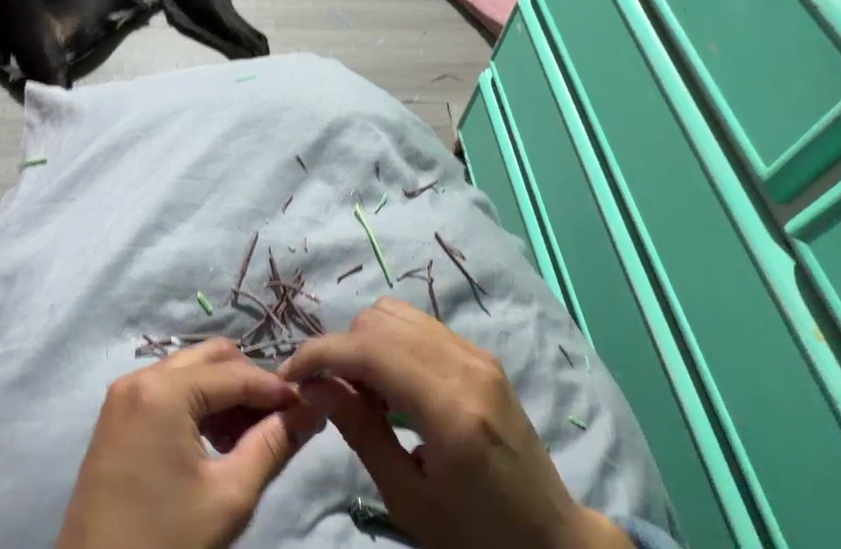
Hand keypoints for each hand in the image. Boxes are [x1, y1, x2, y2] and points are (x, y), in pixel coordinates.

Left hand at [57, 339, 327, 548]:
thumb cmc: (166, 539)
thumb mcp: (230, 495)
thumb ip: (274, 444)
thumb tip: (315, 405)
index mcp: (163, 391)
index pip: (236, 373)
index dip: (278, 389)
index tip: (312, 407)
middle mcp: (139, 377)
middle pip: (211, 358)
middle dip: (250, 384)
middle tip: (279, 423)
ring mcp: (123, 395)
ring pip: (190, 371)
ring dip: (225, 394)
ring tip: (250, 439)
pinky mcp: (117, 415)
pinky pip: (168, 390)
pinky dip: (198, 405)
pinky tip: (218, 442)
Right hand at [281, 298, 630, 548]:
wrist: (550, 538)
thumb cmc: (475, 533)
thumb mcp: (408, 498)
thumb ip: (360, 432)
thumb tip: (313, 383)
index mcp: (450, 408)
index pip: (369, 349)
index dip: (319, 354)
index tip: (290, 377)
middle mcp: (466, 366)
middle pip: (378, 321)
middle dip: (342, 350)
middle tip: (334, 397)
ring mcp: (478, 355)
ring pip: (396, 314)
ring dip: (366, 343)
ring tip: (363, 394)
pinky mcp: (482, 356)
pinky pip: (419, 327)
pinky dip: (391, 344)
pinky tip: (392, 388)